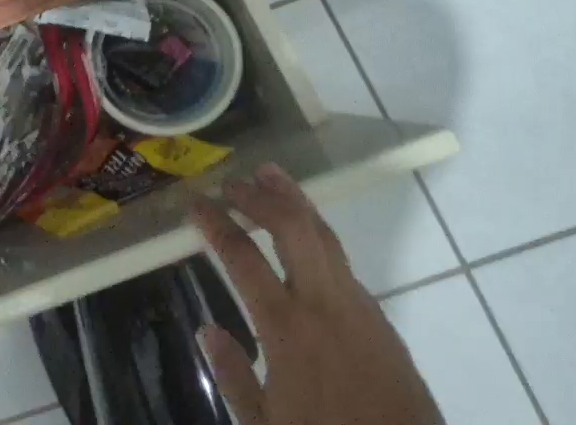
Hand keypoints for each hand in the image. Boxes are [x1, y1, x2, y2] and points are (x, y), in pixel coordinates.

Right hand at [189, 163, 442, 424]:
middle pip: (292, 228)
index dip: (215, 223)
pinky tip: (302, 235)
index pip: (242, 256)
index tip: (195, 202)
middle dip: (260, 197)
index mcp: (287, 327)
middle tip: (232, 182)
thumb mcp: (263, 423)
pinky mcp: (379, 318)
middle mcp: (324, 304)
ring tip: (270, 175)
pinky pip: (341, 261)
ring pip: (324, 235)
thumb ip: (233, 375)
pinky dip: (316, 233)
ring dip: (294, 201)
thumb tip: (207, 330)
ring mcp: (358, 307)